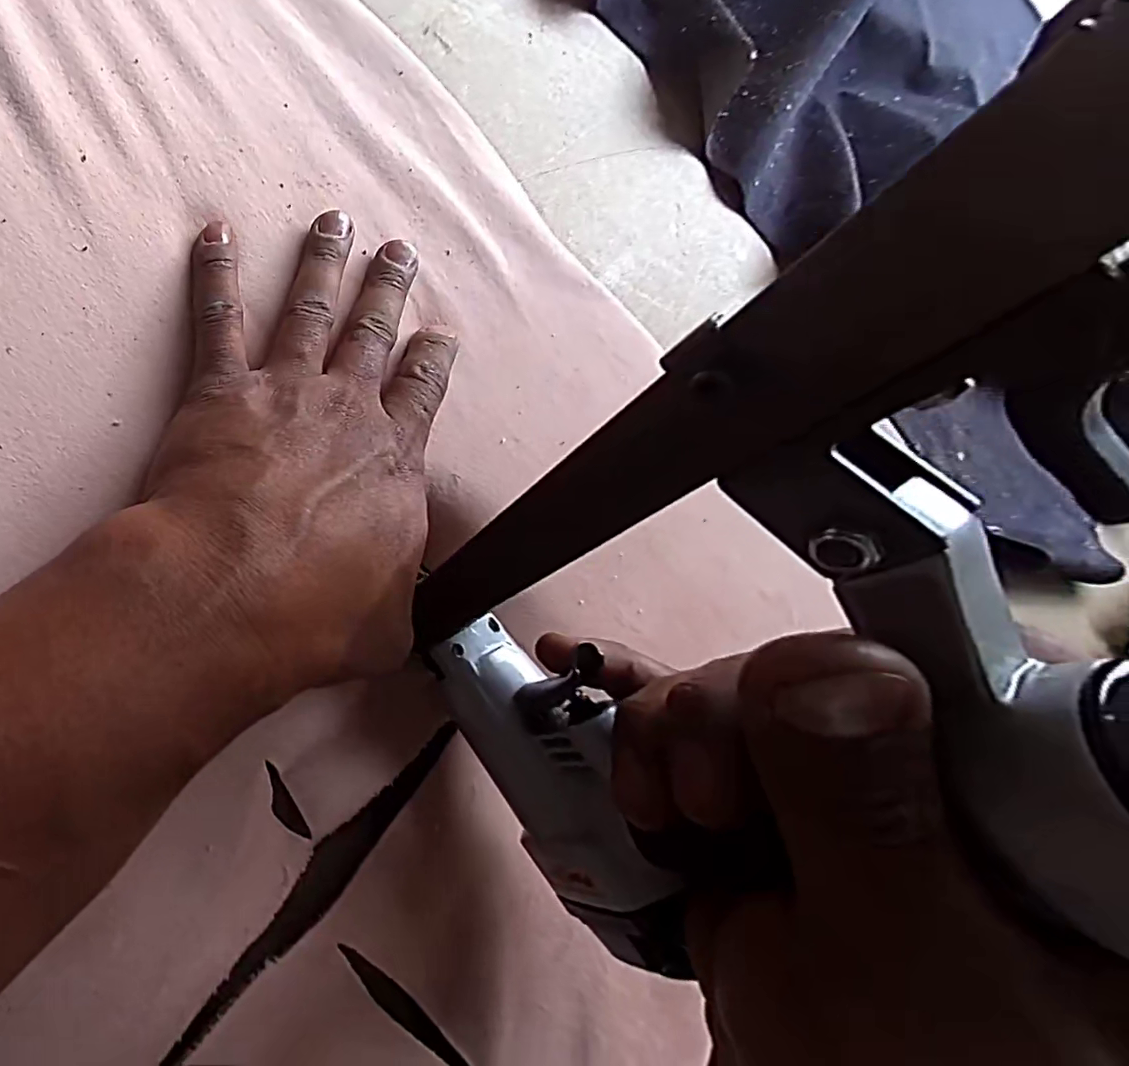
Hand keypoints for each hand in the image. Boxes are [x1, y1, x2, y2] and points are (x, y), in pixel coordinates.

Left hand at [136, 211, 458, 695]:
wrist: (235, 595)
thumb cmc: (309, 616)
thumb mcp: (383, 626)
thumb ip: (396, 607)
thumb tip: (403, 622)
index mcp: (390, 461)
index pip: (421, 394)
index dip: (430, 360)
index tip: (436, 333)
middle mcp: (345, 412)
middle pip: (373, 334)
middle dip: (386, 288)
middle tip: (396, 250)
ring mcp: (284, 393)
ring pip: (309, 308)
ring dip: (322, 261)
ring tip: (332, 221)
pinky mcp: (220, 393)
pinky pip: (217, 317)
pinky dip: (214, 273)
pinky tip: (214, 233)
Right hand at [537, 631, 1128, 1064]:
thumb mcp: (896, 956)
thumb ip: (863, 816)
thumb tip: (815, 665)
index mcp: (1044, 809)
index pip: (954, 671)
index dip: (845, 674)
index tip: (771, 734)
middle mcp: (944, 778)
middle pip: (807, 675)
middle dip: (717, 721)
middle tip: (698, 802)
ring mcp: (837, 781)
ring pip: (730, 694)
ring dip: (658, 730)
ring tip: (651, 806)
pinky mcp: (760, 790)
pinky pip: (682, 720)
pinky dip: (622, 698)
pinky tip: (575, 663)